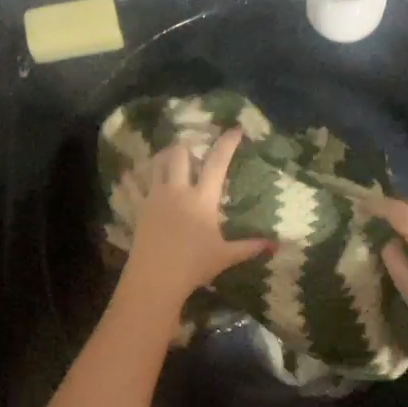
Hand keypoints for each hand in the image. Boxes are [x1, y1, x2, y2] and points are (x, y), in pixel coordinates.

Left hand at [122, 128, 273, 305]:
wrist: (155, 277)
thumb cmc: (193, 265)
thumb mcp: (225, 256)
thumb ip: (249, 247)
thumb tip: (275, 245)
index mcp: (202, 199)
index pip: (217, 163)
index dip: (227, 143)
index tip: (234, 129)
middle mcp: (178, 191)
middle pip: (180, 154)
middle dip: (187, 146)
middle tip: (193, 149)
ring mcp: (155, 197)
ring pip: (157, 164)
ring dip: (165, 156)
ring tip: (170, 157)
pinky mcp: (139, 208)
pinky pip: (134, 186)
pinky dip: (134, 178)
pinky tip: (132, 174)